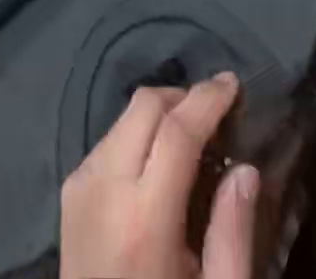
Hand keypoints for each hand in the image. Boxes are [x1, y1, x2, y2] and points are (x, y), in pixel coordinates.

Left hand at [60, 72, 258, 278]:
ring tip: (194, 134)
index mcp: (143, 217)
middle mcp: (104, 184)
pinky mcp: (69, 187)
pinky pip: (109, 139)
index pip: (176, 131)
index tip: (232, 82)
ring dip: (160, 113)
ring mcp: (80, 182)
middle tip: (218, 108)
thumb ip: (232, 232)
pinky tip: (160, 160)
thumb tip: (246, 167)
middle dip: (182, 96)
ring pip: (123, 117)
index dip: (207, 99)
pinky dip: (138, 133)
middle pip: (143, 106)